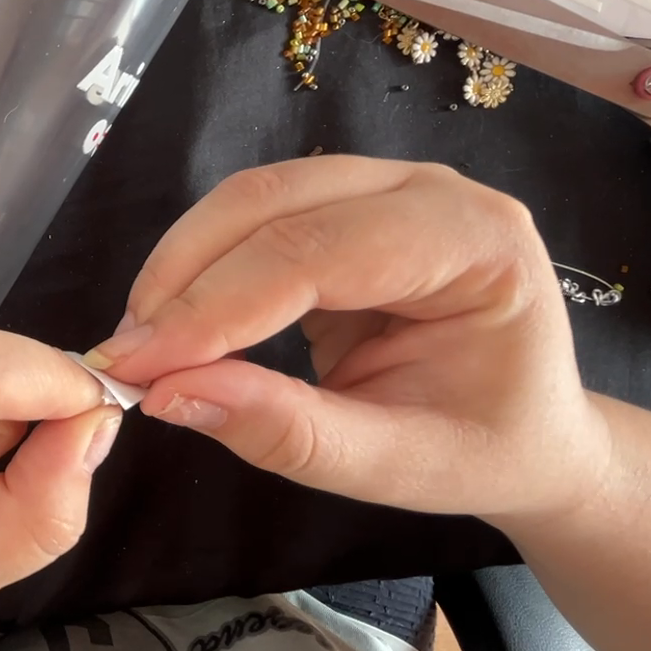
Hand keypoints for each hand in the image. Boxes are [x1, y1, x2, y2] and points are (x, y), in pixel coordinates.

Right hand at [85, 155, 605, 521]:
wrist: (524, 427)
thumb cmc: (480, 449)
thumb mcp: (395, 466)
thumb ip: (286, 431)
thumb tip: (167, 395)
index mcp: (475, 243)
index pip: (316, 254)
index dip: (215, 308)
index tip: (135, 366)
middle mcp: (424, 189)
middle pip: (268, 203)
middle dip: (181, 281)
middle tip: (125, 356)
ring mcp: (375, 185)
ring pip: (242, 200)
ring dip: (176, 267)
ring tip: (141, 342)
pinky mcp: (331, 202)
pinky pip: (241, 215)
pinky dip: (191, 264)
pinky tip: (170, 318)